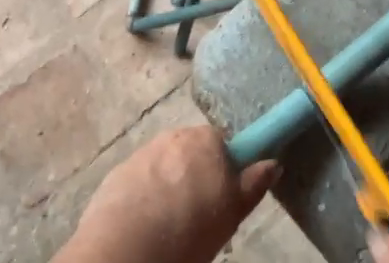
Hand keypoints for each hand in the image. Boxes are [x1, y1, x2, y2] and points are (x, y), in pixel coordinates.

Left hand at [61, 127, 278, 262]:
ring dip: (167, 186)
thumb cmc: (190, 230)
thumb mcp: (232, 213)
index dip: (221, 169)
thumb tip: (273, 163)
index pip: (220, 143)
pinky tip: (143, 227)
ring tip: (167, 226)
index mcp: (205, 139)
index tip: (218, 197)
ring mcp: (141, 154)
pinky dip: (142, 198)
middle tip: (196, 214)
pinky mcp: (115, 175)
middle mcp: (173, 137)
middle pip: (190, 153)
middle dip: (193, 175)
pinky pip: (138, 182)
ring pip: (163, 167)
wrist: (127, 252)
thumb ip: (253, 185)